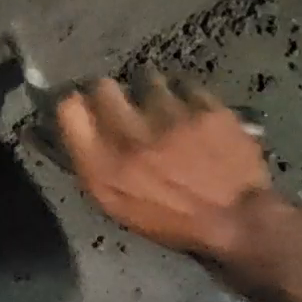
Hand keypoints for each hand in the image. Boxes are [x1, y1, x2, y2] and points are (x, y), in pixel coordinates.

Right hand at [56, 73, 273, 260]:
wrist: (236, 221)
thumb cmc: (169, 218)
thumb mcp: (115, 203)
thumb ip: (88, 163)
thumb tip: (64, 129)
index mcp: (103, 166)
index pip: (68, 108)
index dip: (72, 104)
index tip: (82, 107)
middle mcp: (131, 137)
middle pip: (102, 86)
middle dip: (108, 93)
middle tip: (121, 105)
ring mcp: (171, 118)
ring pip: (146, 79)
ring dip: (149, 91)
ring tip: (160, 107)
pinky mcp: (206, 108)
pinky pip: (184, 84)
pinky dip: (183, 94)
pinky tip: (188, 110)